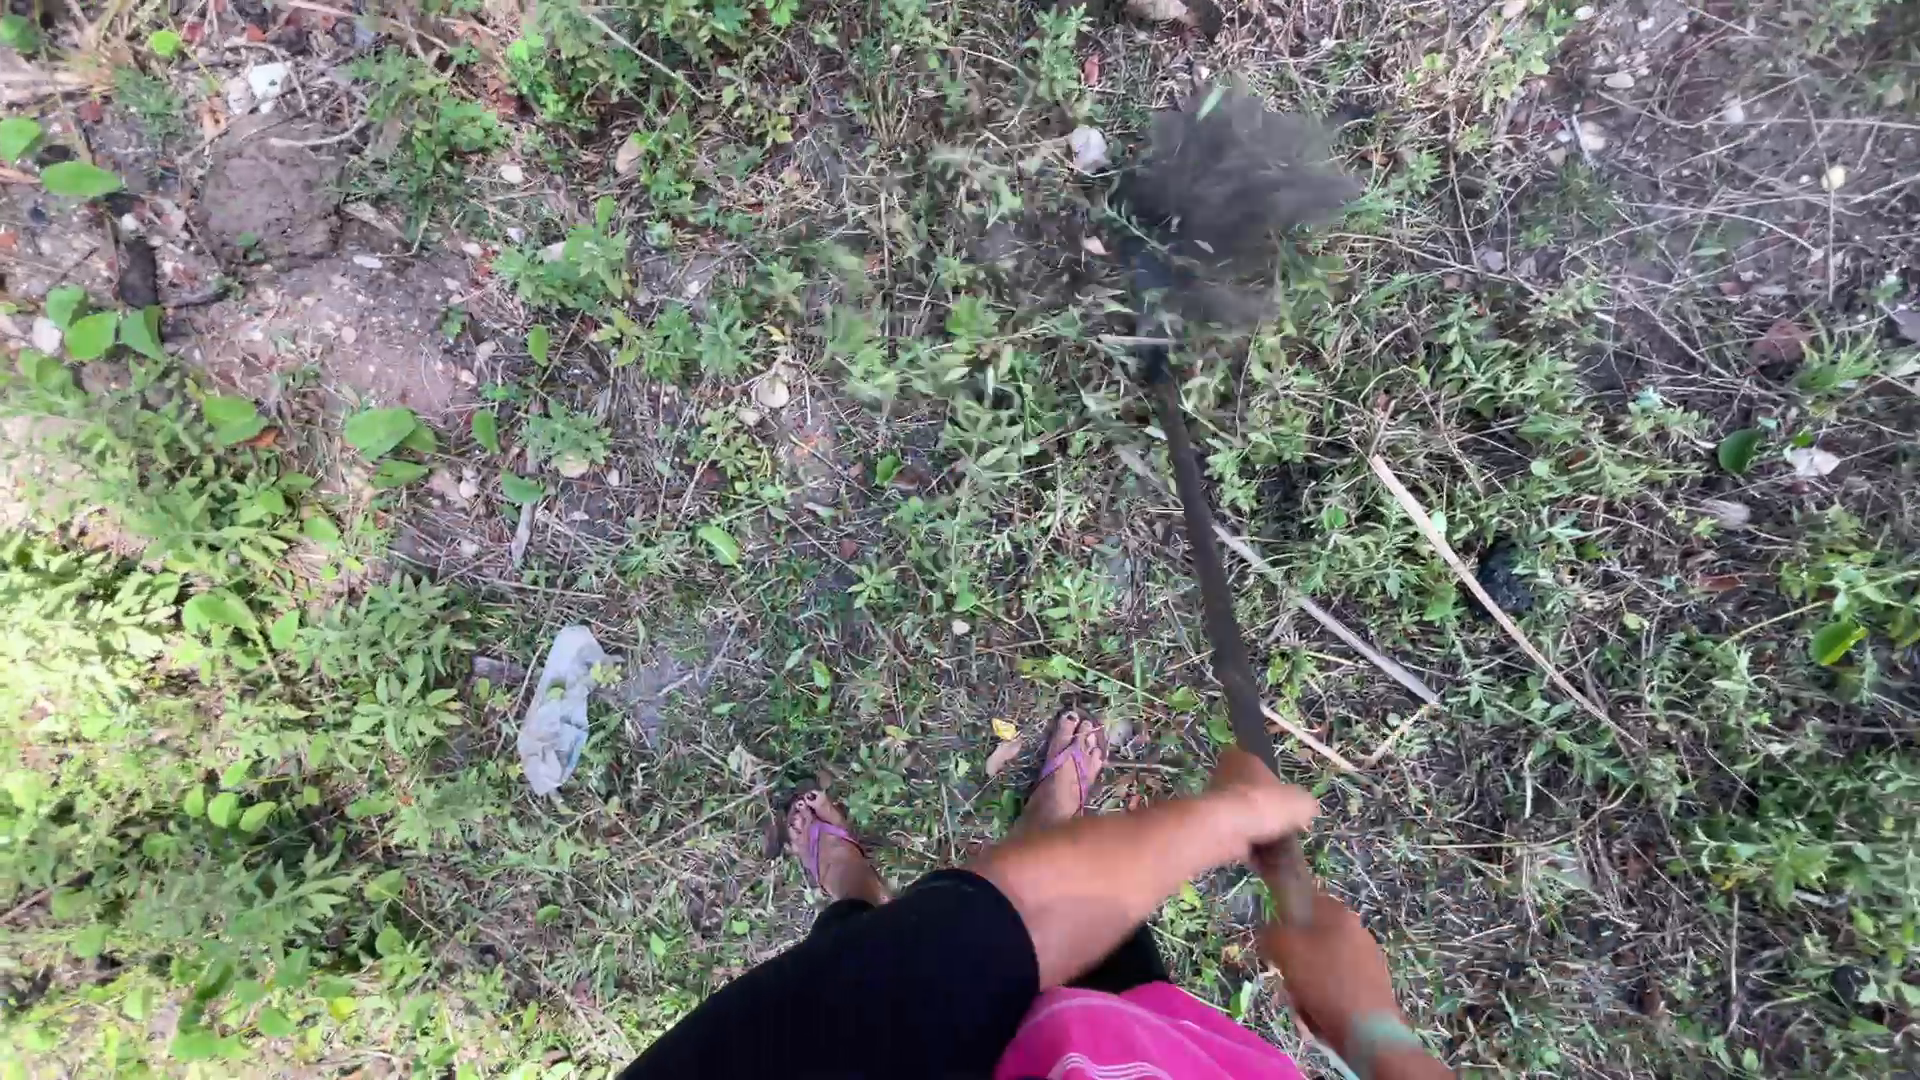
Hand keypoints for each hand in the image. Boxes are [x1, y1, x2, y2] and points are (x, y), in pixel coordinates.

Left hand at [1205, 747, 1318, 855]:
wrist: (1230, 828)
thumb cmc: (1266, 804)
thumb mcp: (1301, 800)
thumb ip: (1304, 803)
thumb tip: (1304, 810)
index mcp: (1244, 759)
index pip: (1263, 770)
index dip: (1280, 790)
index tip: (1291, 808)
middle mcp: (1226, 775)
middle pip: (1257, 798)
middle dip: (1272, 817)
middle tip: (1288, 833)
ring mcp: (1219, 801)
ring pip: (1248, 820)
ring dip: (1264, 837)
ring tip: (1281, 852)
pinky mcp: (1215, 826)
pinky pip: (1241, 839)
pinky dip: (1253, 851)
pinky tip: (1266, 862)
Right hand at [1258, 891, 1402, 1057]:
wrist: (1368, 1032)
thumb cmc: (1323, 980)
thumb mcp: (1282, 948)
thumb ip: (1270, 932)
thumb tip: (1270, 934)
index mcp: (1337, 912)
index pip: (1304, 899)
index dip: (1286, 917)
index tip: (1277, 939)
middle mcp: (1357, 930)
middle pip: (1313, 935)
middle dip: (1297, 955)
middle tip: (1287, 973)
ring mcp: (1370, 958)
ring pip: (1324, 962)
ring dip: (1310, 978)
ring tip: (1303, 999)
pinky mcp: (1376, 986)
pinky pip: (1340, 983)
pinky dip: (1327, 995)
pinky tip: (1321, 1012)